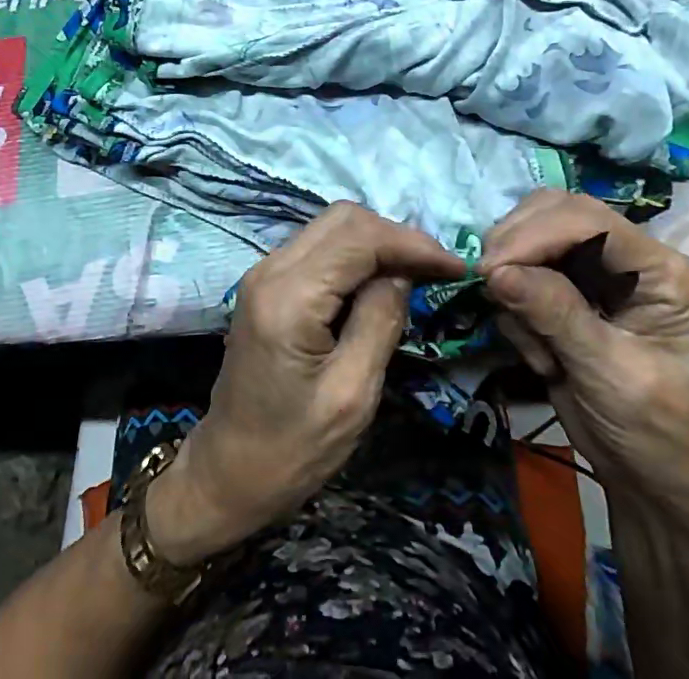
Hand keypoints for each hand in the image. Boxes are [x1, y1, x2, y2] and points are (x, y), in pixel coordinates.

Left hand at [147, 202, 466, 564]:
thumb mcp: (352, 393)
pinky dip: (354, 256)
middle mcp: (269, 270)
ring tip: (417, 276)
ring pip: (328, 229)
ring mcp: (262, 275)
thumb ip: (380, 321)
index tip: (457, 268)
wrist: (231, 468)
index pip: (358, 237)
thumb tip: (403, 272)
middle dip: (395, 236)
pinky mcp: (265, 287)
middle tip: (437, 271)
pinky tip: (379, 283)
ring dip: (376, 243)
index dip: (412, 244)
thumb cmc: (294, 446)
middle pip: (341, 219)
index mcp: (288, 296)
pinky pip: (317, 251)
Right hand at [479, 189, 688, 511]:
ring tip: (536, 346)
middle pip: (557, 216)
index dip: (534, 234)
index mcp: (666, 273)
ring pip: (533, 243)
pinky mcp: (570, 302)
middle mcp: (631, 264)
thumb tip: (494, 271)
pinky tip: (542, 358)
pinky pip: (523, 283)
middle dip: (517, 247)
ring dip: (516, 286)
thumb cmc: (662, 435)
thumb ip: (556, 316)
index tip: (489, 270)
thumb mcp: (611, 376)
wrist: (664, 488)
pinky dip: (516, 314)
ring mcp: (599, 282)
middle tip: (489, 285)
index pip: (590, 221)